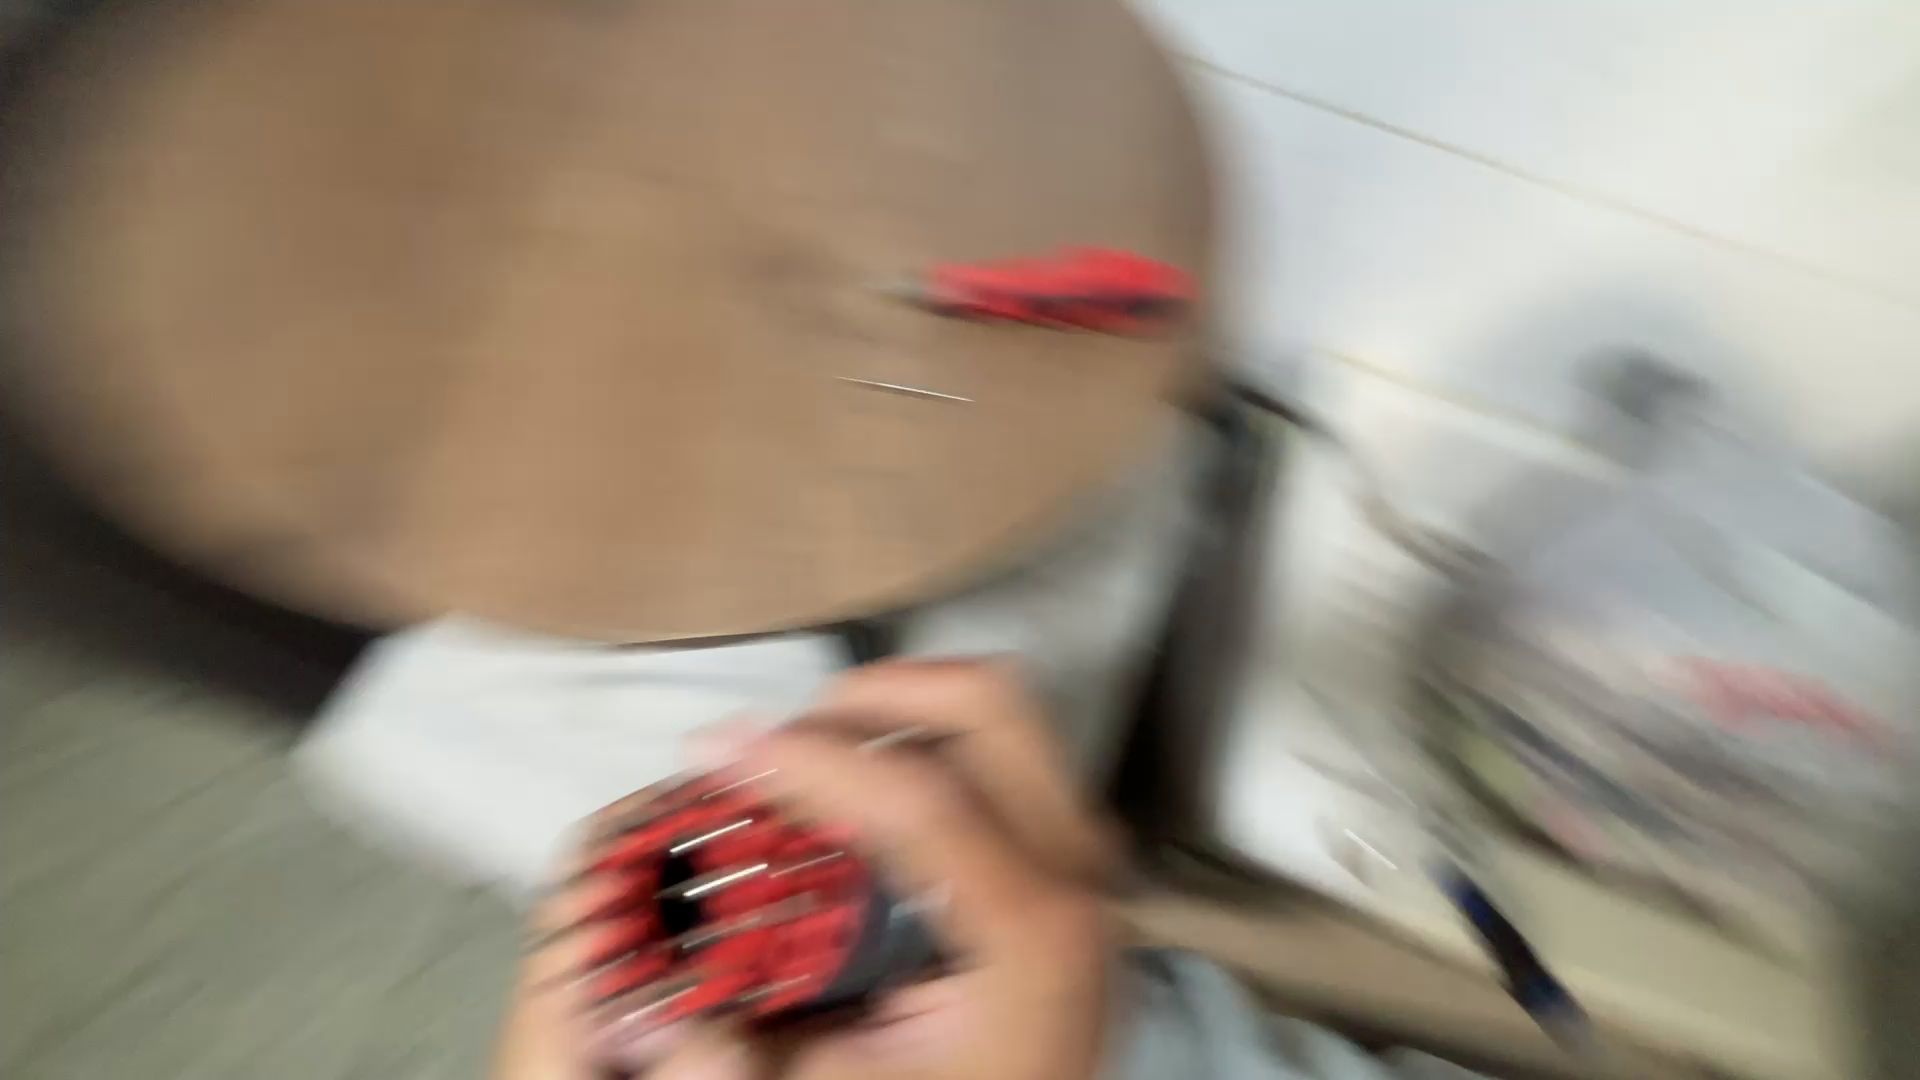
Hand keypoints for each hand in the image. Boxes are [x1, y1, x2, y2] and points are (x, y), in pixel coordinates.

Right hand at [494, 659, 1122, 1079]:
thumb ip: (745, 1055)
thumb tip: (642, 1001)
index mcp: (1034, 928)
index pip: (922, 800)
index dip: (813, 761)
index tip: (725, 747)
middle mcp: (1074, 860)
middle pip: (985, 703)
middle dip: (872, 694)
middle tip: (791, 736)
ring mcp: (1079, 832)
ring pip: (996, 700)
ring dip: (900, 698)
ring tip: (824, 742)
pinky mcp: (1066, 825)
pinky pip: (1001, 730)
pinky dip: (927, 720)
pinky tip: (872, 764)